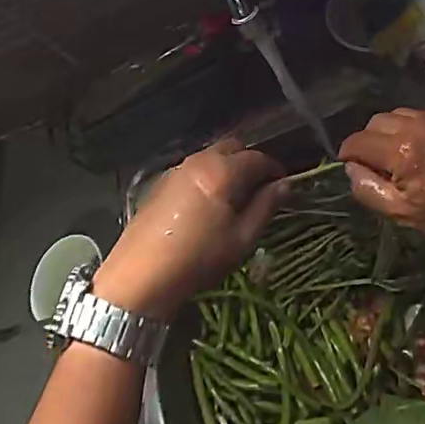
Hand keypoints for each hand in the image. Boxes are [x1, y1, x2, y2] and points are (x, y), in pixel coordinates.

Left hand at [94, 138, 286, 317]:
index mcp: (222, 172)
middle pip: (233, 147)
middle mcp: (200, 161)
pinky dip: (208, 174)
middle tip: (258, 187)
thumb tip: (283, 186)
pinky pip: (193, 167)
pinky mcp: (162, 181)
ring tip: (234, 195)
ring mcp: (177, 169)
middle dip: (249, 161)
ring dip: (227, 166)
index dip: (274, 169)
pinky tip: (207, 202)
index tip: (282, 183)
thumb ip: (265, 207)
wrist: (140, 276)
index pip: (257, 158)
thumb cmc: (198, 260)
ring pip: (211, 155)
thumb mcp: (241, 239)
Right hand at [338, 108, 424, 251]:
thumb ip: (369, 189)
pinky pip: (416, 116)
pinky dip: (407, 128)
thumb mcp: (403, 214)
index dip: (347, 155)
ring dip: (387, 132)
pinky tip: (417, 150)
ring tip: (395, 157)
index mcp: (401, 151)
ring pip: (394, 115)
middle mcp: (415, 126)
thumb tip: (350, 169)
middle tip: (374, 167)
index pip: (357, 141)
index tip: (349, 168)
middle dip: (367, 141)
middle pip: (374, 122)